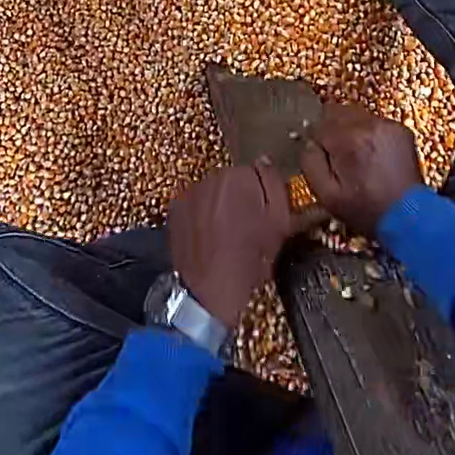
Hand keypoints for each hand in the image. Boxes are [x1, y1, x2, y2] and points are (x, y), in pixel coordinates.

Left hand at [167, 164, 293, 324]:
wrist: (209, 292)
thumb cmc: (250, 261)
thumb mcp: (279, 225)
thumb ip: (275, 187)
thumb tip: (264, 161)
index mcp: (239, 177)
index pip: (257, 173)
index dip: (263, 196)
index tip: (264, 217)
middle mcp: (211, 177)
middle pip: (233, 180)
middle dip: (240, 197)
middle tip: (246, 227)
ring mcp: (189, 191)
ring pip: (213, 191)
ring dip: (219, 204)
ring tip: (224, 234)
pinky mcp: (174, 207)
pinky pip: (195, 203)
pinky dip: (201, 214)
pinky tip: (207, 236)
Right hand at [302, 103, 422, 236]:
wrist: (410, 217)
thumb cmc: (366, 209)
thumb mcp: (326, 194)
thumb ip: (310, 162)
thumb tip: (309, 142)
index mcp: (349, 139)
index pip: (318, 126)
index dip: (317, 144)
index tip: (324, 160)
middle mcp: (369, 124)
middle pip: (335, 113)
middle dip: (331, 132)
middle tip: (338, 159)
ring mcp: (387, 125)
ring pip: (353, 115)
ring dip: (349, 131)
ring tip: (357, 158)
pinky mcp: (399, 129)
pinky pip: (372, 122)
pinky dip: (367, 134)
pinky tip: (372, 156)